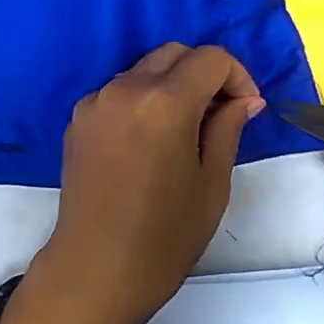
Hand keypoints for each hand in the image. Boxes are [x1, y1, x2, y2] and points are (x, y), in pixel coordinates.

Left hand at [1, 43, 263, 323]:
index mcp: (164, 101)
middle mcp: (125, 88)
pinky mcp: (78, 117)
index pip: (210, 58)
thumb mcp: (212, 184)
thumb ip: (227, 128)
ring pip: (143, 69)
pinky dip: (141, 100)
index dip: (237, 76)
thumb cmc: (164, 236)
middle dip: (203, 73)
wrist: (95, 269)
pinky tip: (148, 141)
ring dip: (170, 84)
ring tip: (183, 130)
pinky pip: (118, 91)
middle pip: (173, 53)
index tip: (245, 108)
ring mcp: (95, 101)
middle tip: (218, 115)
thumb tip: (244, 99)